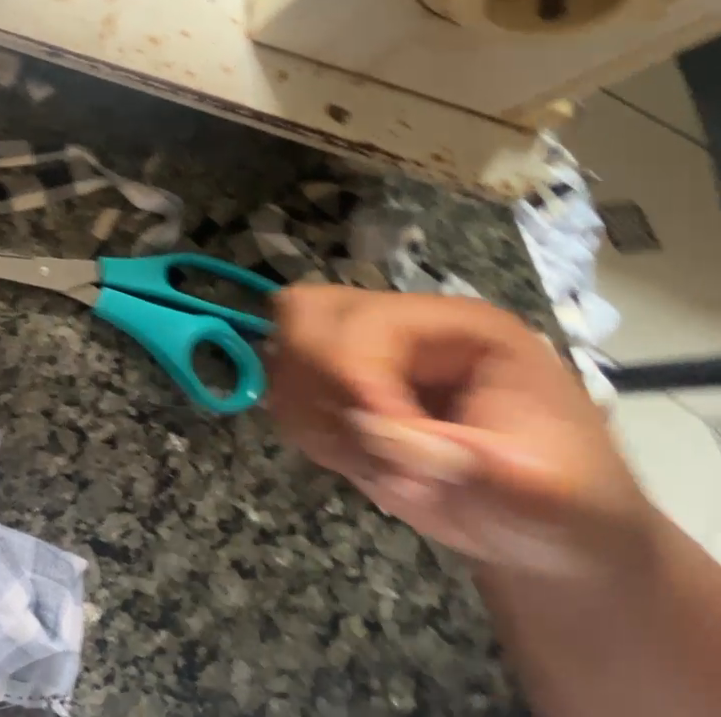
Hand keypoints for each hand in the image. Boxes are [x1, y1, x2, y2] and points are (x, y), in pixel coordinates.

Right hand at [268, 286, 653, 575]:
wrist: (549, 533)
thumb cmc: (567, 506)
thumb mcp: (551, 495)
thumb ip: (476, 464)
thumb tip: (387, 436)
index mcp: (462, 328)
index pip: (367, 323)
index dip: (356, 381)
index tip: (388, 455)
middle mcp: (402, 325)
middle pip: (306, 313)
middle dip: (318, 385)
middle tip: (363, 445)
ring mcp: (360, 350)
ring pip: (283, 351)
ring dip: (311, 415)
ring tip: (371, 461)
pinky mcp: (330, 382)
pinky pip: (279, 391)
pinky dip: (304, 430)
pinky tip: (356, 460)